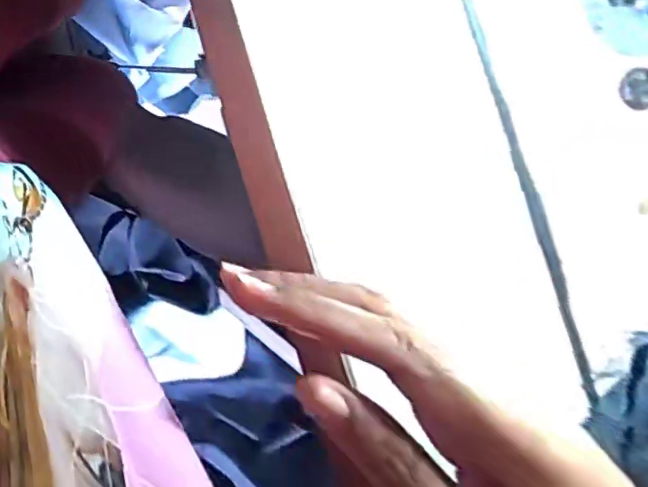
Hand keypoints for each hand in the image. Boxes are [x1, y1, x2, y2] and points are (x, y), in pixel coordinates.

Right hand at [222, 266, 629, 486]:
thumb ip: (391, 459)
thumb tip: (309, 385)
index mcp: (504, 423)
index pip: (391, 339)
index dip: (307, 307)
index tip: (235, 285)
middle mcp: (505, 390)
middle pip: (394, 314)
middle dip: (306, 289)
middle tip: (232, 278)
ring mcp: (502, 390)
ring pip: (401, 317)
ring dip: (322, 296)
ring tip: (259, 289)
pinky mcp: (490, 398)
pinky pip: (409, 335)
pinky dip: (348, 315)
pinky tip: (315, 319)